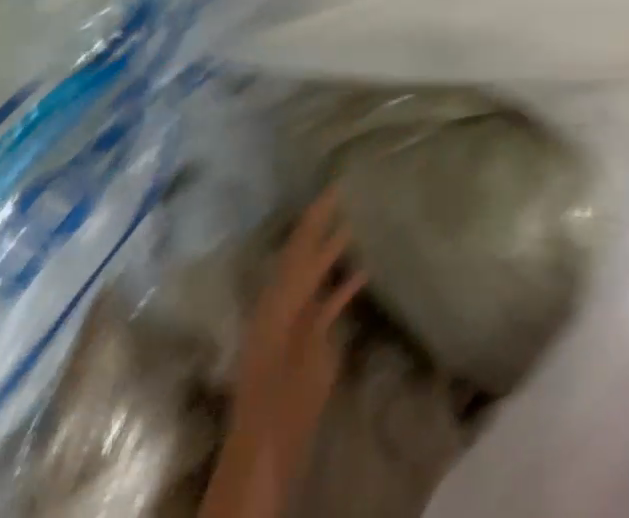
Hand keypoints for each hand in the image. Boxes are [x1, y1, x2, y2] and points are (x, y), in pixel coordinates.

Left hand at [199, 192, 364, 517]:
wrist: (268, 438)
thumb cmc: (284, 396)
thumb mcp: (301, 347)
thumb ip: (314, 309)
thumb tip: (337, 274)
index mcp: (277, 299)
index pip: (299, 248)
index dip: (316, 218)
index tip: (333, 189)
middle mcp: (281, 301)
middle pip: (302, 255)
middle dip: (320, 224)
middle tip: (341, 194)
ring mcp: (293, 318)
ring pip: (312, 275)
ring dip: (329, 251)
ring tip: (353, 225)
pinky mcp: (306, 337)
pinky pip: (323, 302)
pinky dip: (339, 286)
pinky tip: (360, 274)